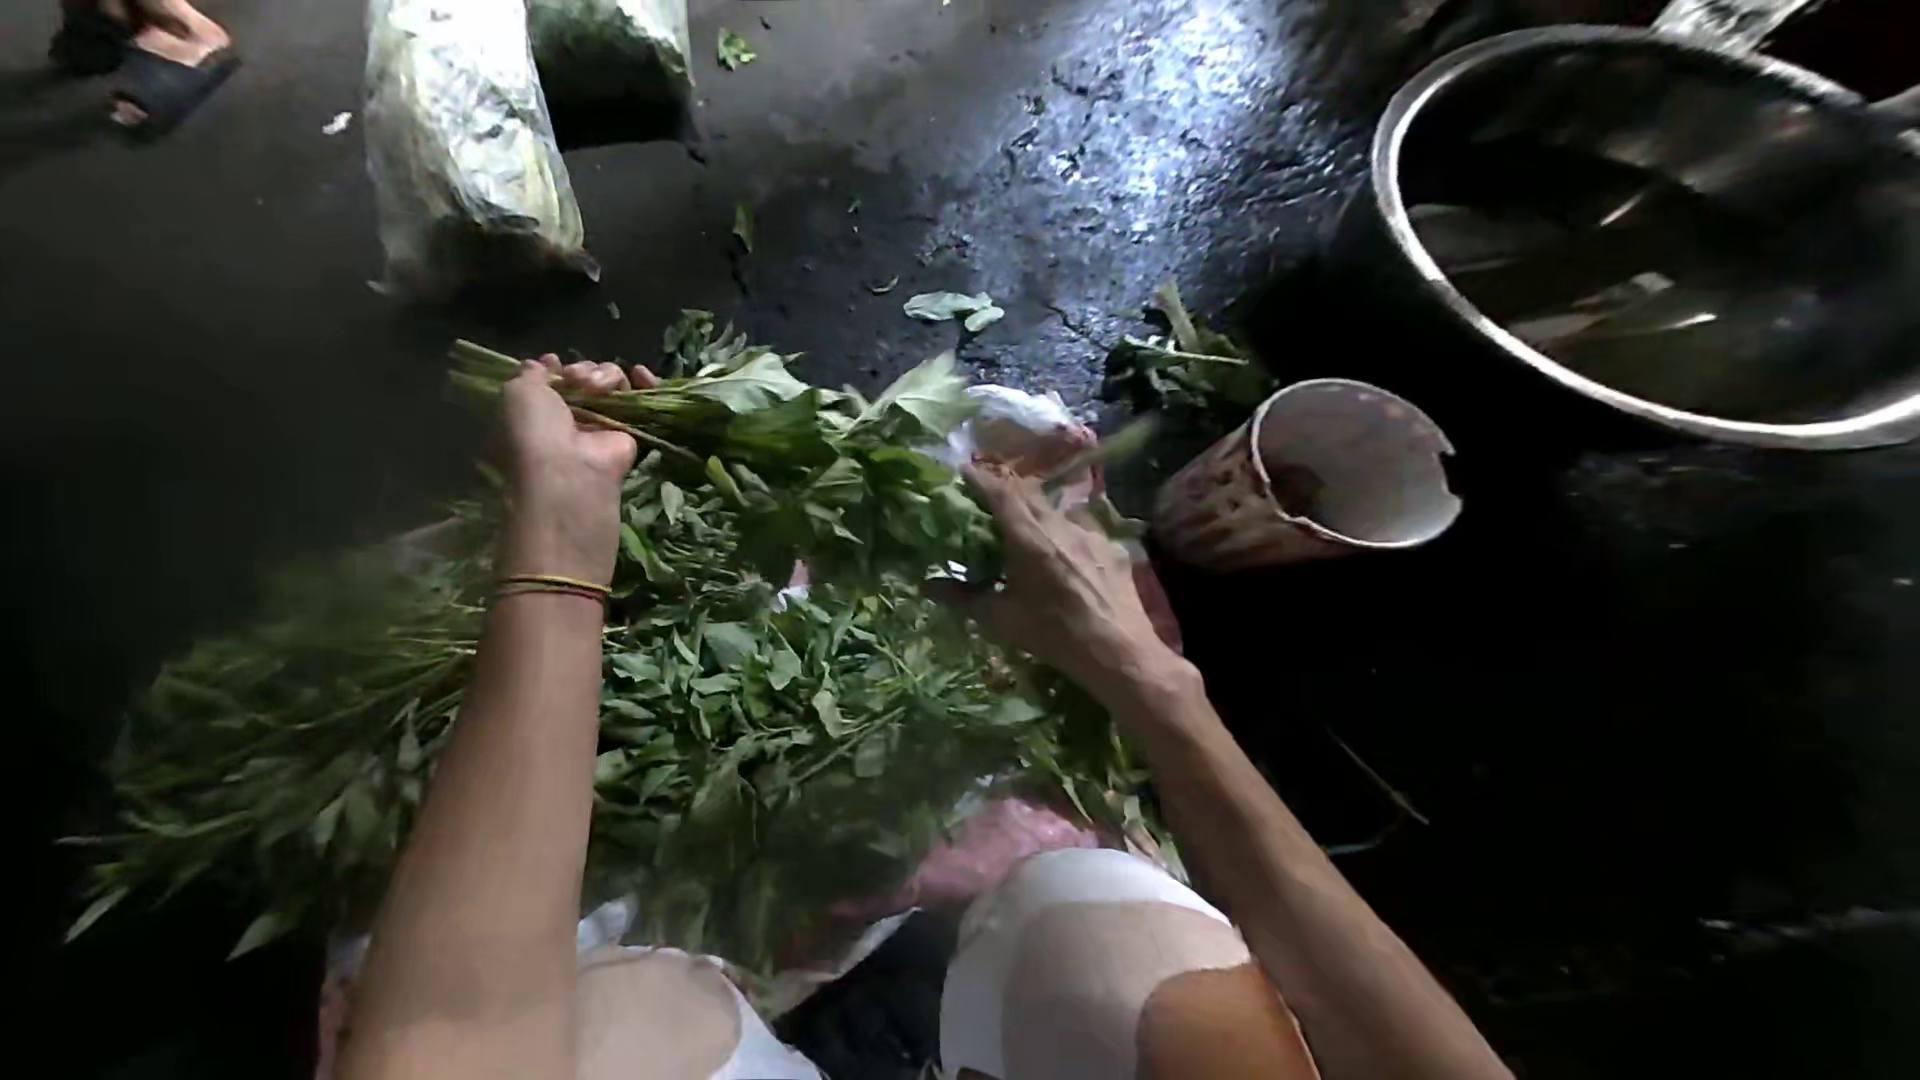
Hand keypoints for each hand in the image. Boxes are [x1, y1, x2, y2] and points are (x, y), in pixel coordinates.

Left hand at [499, 355, 658, 585]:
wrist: (571, 469)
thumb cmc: (535, 431)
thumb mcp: (518, 392)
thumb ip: (532, 374)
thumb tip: (545, 362)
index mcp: (541, 408)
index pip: (555, 378)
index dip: (557, 366)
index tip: (557, 361)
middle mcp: (572, 414)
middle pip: (586, 376)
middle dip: (582, 370)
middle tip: (577, 380)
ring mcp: (602, 421)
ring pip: (611, 382)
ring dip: (604, 375)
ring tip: (597, 386)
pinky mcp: (630, 429)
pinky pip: (639, 399)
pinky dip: (642, 383)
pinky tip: (641, 375)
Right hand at [937, 465, 1191, 712]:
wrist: (1118, 652)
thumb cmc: (1055, 635)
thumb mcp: (1002, 620)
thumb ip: (963, 598)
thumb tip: (926, 585)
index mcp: (1030, 539)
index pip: (1001, 494)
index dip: (981, 479)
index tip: (964, 471)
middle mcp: (1061, 526)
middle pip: (1030, 494)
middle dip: (1007, 490)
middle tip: (989, 497)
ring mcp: (1091, 533)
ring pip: (1057, 508)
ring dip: (1037, 509)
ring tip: (1027, 523)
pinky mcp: (1111, 547)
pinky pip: (1083, 525)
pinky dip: (1065, 528)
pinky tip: (1065, 547)